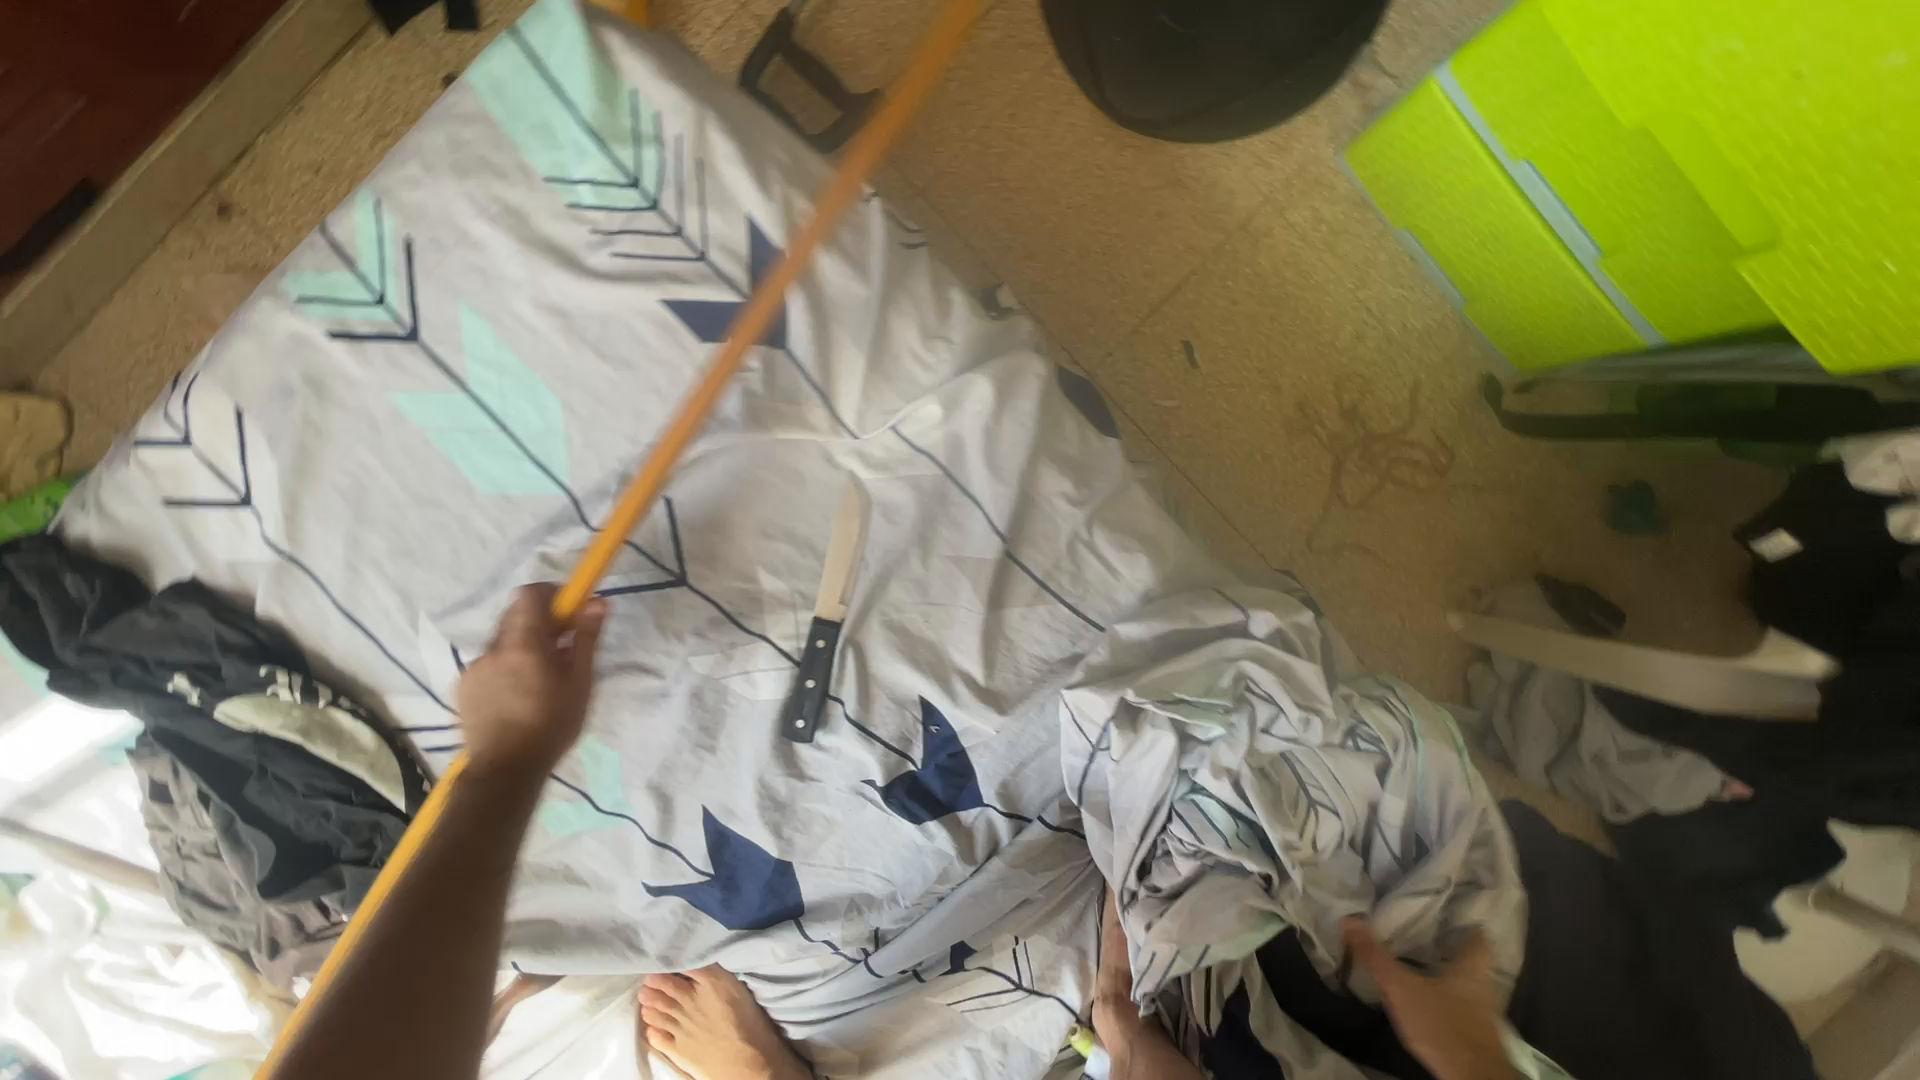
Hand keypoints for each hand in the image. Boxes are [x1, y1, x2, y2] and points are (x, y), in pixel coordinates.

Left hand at [457, 584, 607, 776]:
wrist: (506, 770)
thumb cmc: (552, 724)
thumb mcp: (580, 681)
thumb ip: (586, 637)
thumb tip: (598, 601)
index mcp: (525, 643)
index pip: (531, 593)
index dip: (553, 593)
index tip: (572, 609)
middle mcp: (494, 647)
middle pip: (516, 613)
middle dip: (541, 619)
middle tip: (564, 643)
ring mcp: (475, 666)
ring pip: (503, 638)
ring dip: (525, 643)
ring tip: (542, 675)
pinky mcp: (464, 685)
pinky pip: (491, 660)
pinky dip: (508, 664)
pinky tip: (520, 693)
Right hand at [1343, 919, 1514, 1079]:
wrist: (1473, 1079)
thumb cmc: (1442, 1024)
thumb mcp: (1400, 987)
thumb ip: (1376, 955)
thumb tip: (1350, 919)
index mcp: (1471, 968)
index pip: (1477, 936)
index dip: (1464, 922)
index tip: (1446, 911)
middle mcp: (1485, 986)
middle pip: (1472, 960)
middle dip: (1451, 947)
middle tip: (1426, 932)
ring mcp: (1484, 1013)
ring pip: (1468, 983)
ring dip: (1449, 973)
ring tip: (1422, 961)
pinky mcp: (1477, 1034)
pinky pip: (1464, 1005)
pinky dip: (1449, 997)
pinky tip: (1429, 997)